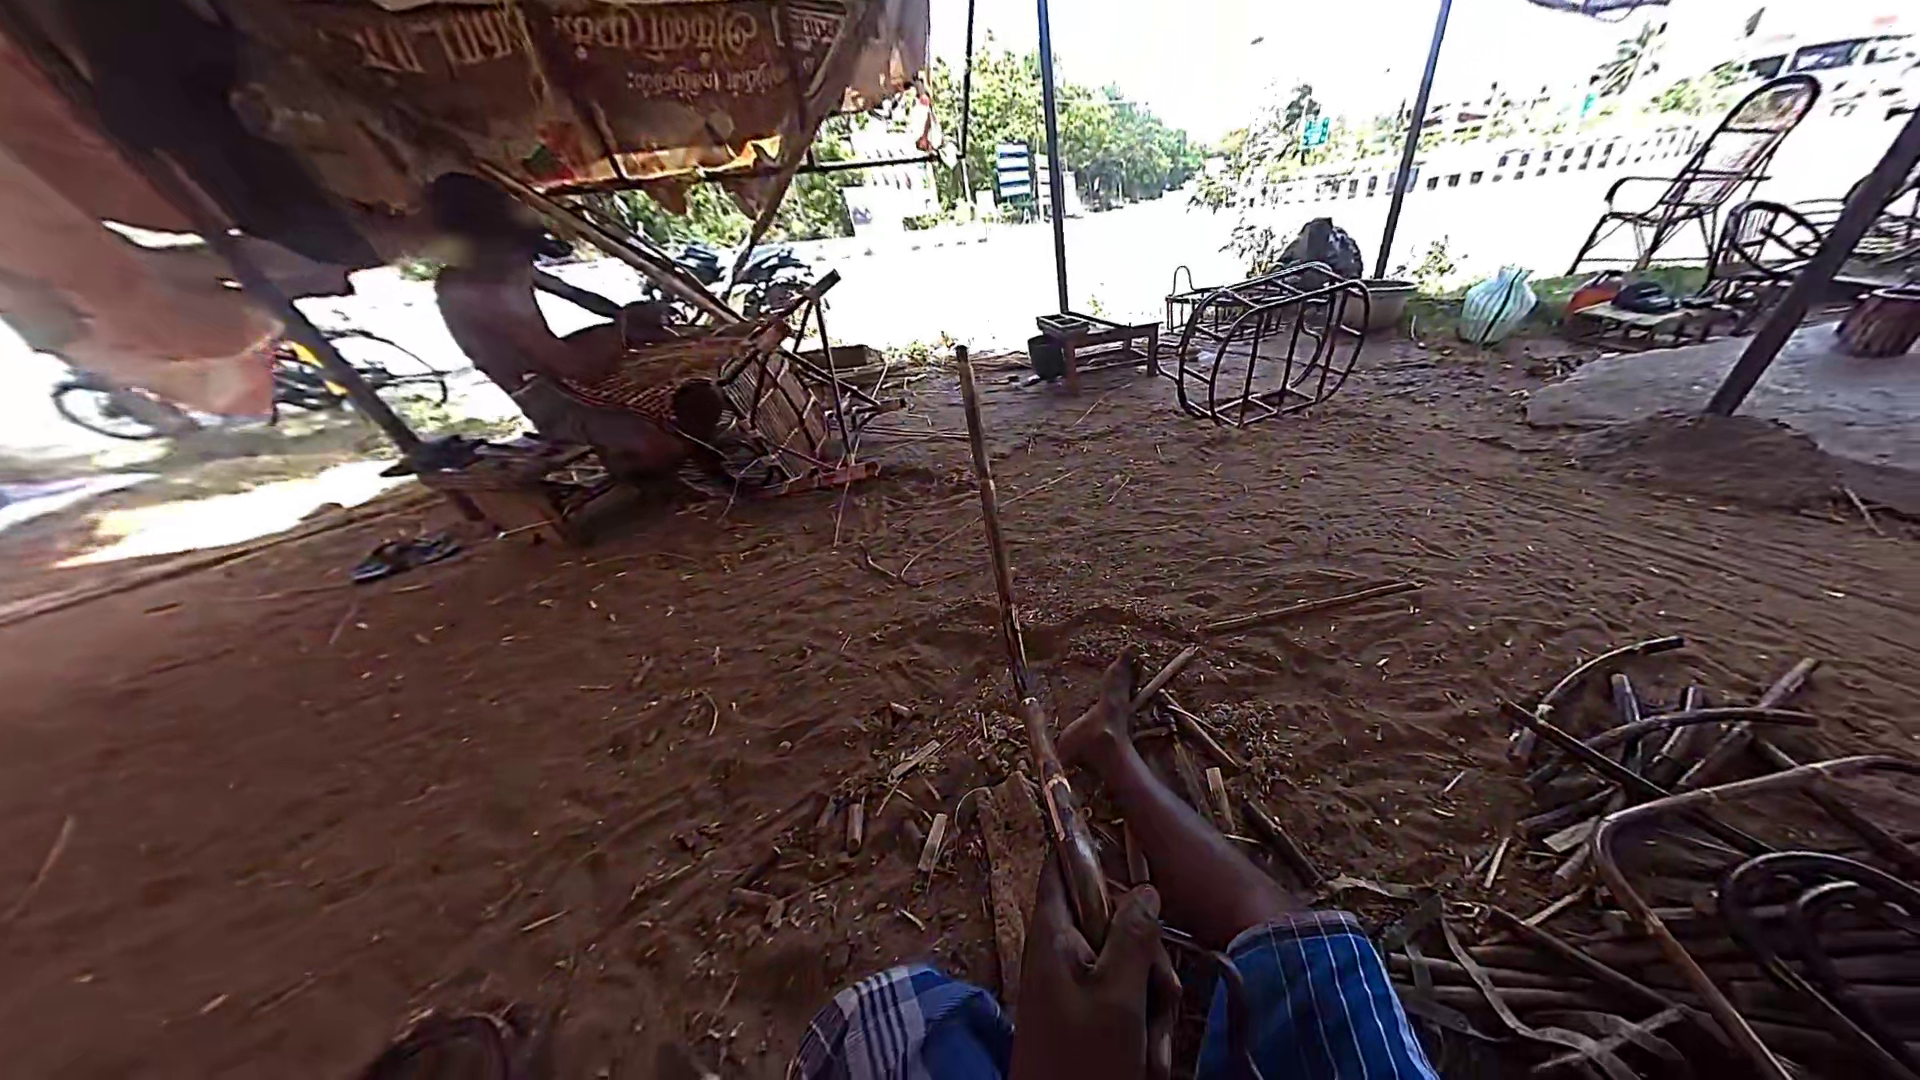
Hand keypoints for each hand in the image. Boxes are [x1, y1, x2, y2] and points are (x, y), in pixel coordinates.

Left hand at [1009, 859, 1179, 1079]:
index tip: (1135, 874)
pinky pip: (1119, 996)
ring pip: (1122, 960)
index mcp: (1053, 931)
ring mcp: (1070, 983)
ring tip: (1151, 1043)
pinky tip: (1147, 1058)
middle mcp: (1058, 949)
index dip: (1093, 857)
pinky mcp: (1082, 1014)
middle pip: (1108, 917)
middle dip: (1144, 951)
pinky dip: (1139, 1020)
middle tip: (1161, 991)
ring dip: (1148, 995)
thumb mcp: (1118, 997)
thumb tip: (1146, 886)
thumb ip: (1132, 936)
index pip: (1062, 867)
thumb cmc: (1083, 1064)